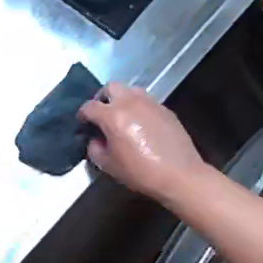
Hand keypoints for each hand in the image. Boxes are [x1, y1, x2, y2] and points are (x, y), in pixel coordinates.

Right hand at [79, 83, 210, 203]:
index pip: (90, 106)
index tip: (83, 123)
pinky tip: (141, 124)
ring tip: (122, 116)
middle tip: (102, 113)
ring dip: (122, 99)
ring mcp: (150, 103)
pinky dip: (138, 107)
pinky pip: (146, 101)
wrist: (179, 175)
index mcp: (113, 116)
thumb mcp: (109, 165)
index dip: (83, 114)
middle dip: (102, 98)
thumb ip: (95, 149)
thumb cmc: (140, 172)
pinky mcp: (165, 109)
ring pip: (131, 90)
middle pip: (111, 87)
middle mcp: (131, 103)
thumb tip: (95, 140)